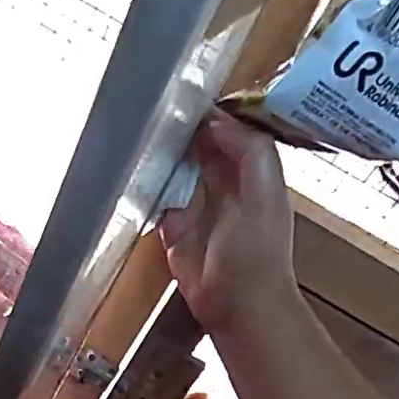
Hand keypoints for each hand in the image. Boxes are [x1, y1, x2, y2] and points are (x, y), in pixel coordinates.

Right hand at [158, 111, 298, 332]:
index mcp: (253, 173)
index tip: (188, 91)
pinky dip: (148, 188)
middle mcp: (225, 186)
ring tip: (141, 128)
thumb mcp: (263, 194)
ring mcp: (197, 208)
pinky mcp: (174, 232)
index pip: (234, 130)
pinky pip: (159, 202)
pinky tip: (134, 170)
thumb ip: (249, 152)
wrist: (238, 307)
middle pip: (203, 146)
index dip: (216, 110)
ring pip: (179, 170)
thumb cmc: (257, 253)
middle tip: (157, 103)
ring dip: (164, 154)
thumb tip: (215, 120)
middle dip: (185, 127)